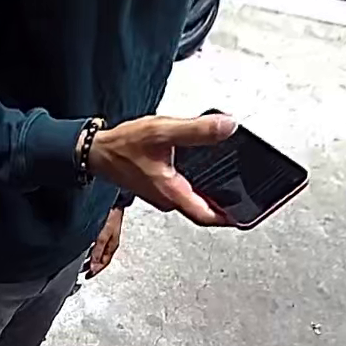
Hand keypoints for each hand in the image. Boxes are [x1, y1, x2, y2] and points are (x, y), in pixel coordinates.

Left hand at [85, 207, 124, 277]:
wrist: (115, 201)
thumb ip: (97, 250)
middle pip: (101, 259)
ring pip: (99, 252)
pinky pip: (98, 244)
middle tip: (83, 271)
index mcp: (112, 246)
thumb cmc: (111, 217)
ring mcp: (108, 236)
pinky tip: (85, 249)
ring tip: (82, 262)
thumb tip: (93, 266)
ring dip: (91, 258)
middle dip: (93, 266)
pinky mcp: (104, 230)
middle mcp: (111, 243)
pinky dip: (91, 250)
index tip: (87, 276)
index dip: (96, 270)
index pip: (104, 263)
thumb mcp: (103, 236)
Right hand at [87, 114, 236, 226]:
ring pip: (192, 201)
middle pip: (201, 209)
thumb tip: (228, 126)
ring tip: (233, 186)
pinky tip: (207, 173)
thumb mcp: (162, 132)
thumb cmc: (123, 146)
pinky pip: (183, 192)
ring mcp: (160, 194)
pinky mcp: (157, 186)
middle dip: (224, 206)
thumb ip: (197, 130)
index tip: (246, 217)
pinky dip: (198, 187)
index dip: (228, 218)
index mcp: (170, 191)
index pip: (204, 215)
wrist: (97, 151)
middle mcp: (165, 198)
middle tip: (248, 199)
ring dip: (210, 196)